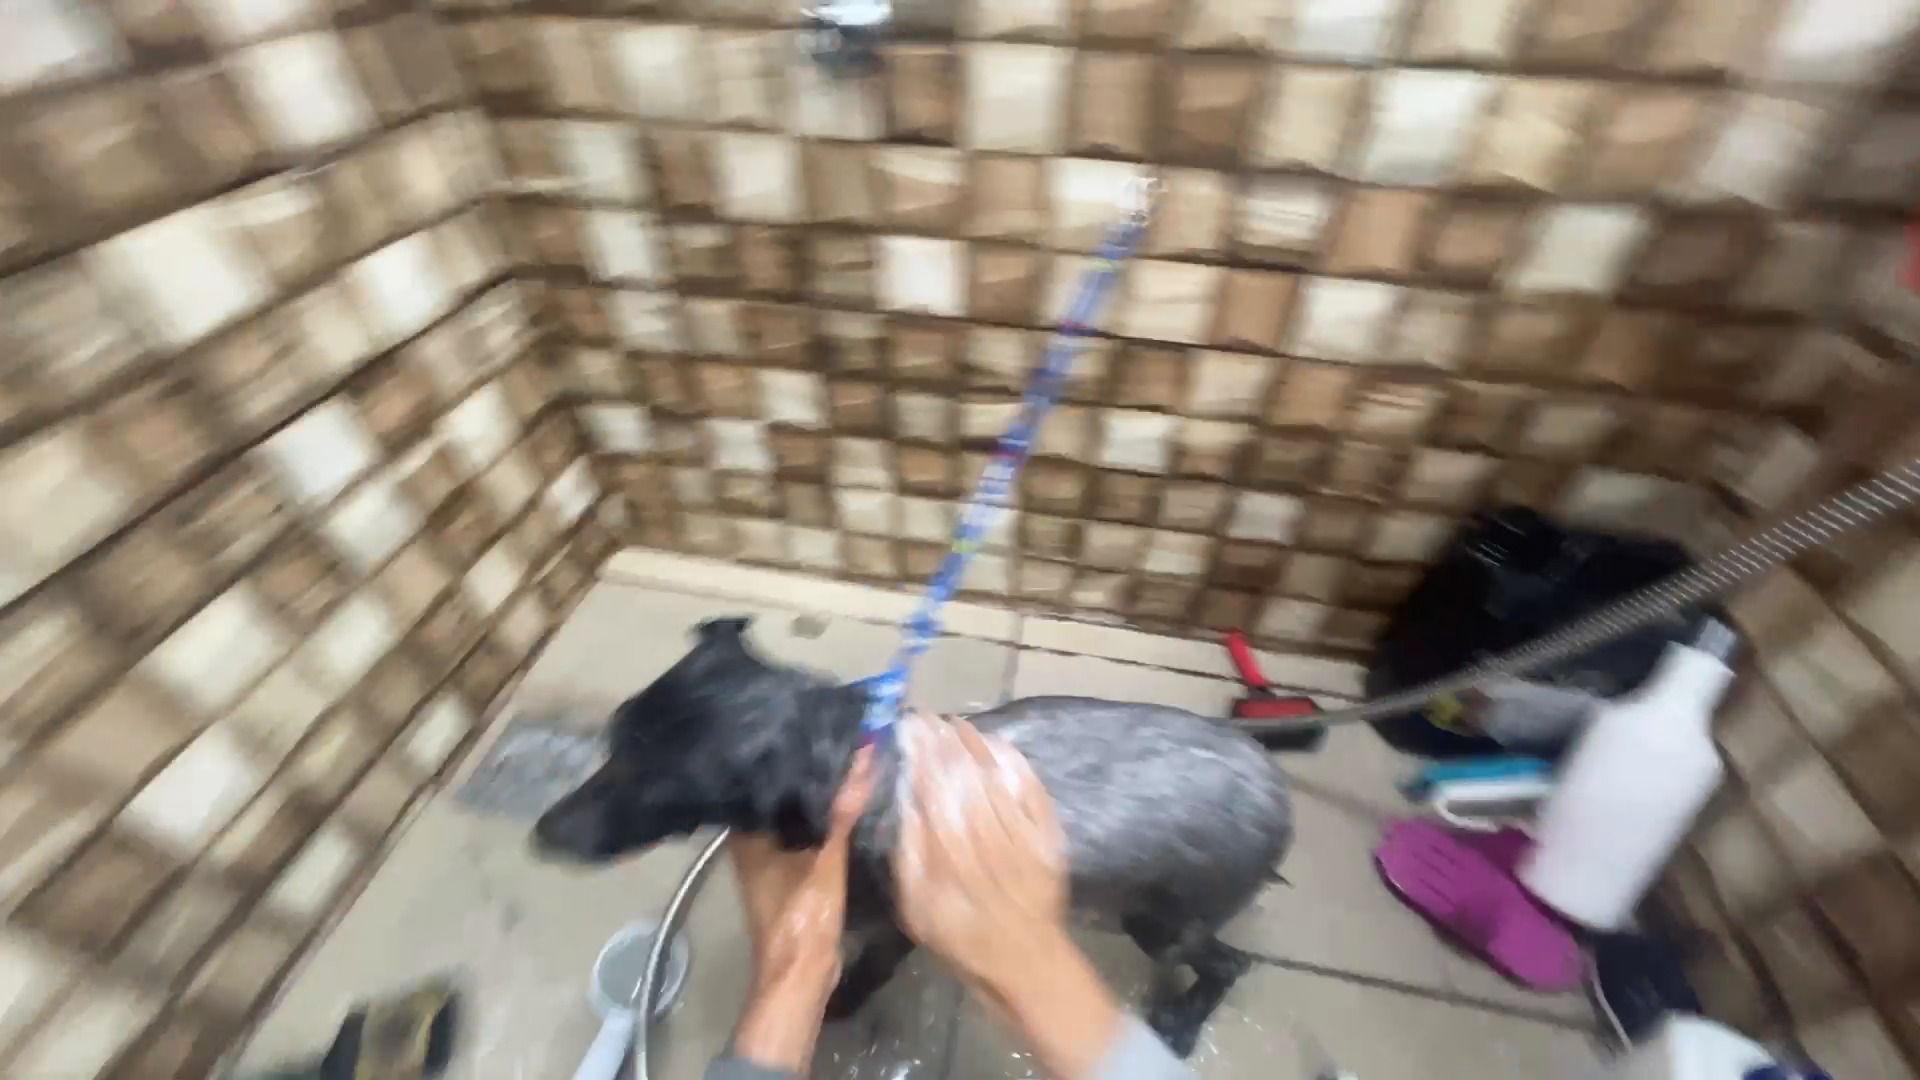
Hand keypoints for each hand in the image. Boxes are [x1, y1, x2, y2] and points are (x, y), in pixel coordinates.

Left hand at [727, 748, 873, 1070]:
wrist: (802, 975)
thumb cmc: (802, 916)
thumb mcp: (827, 858)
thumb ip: (844, 809)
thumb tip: (864, 756)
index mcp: (746, 836)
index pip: (762, 782)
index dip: (786, 757)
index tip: (811, 730)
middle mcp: (751, 844)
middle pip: (781, 799)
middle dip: (806, 776)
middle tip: (834, 742)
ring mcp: (769, 862)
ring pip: (794, 818)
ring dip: (816, 800)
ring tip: (844, 763)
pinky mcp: (788, 875)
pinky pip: (805, 837)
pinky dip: (822, 823)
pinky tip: (846, 805)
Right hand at [892, 714, 1069, 989]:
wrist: (1027, 962)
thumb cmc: (962, 936)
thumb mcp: (917, 906)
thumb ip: (909, 851)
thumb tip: (905, 798)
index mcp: (950, 859)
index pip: (932, 791)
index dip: (920, 756)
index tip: (908, 730)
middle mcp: (986, 841)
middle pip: (962, 778)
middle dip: (942, 741)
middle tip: (927, 716)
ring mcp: (1021, 835)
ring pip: (994, 778)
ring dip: (973, 744)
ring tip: (954, 722)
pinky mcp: (1048, 835)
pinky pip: (1030, 789)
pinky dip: (1013, 762)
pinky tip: (995, 742)